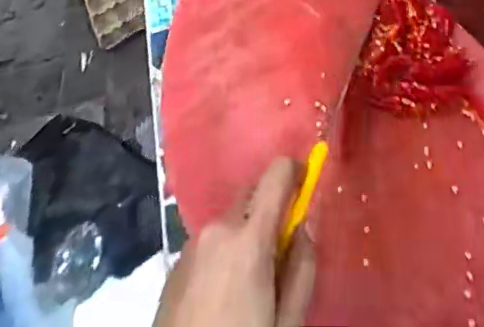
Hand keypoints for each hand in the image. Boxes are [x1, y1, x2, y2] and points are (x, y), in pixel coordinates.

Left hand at [154, 156, 317, 326]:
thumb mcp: (287, 323)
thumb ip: (302, 268)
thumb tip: (305, 225)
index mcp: (249, 239)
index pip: (277, 174)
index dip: (297, 173)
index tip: (309, 186)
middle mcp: (217, 230)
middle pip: (252, 194)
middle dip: (272, 207)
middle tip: (284, 248)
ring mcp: (191, 246)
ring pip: (231, 219)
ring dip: (247, 231)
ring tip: (255, 280)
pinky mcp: (175, 265)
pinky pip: (211, 242)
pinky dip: (225, 251)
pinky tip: (226, 293)